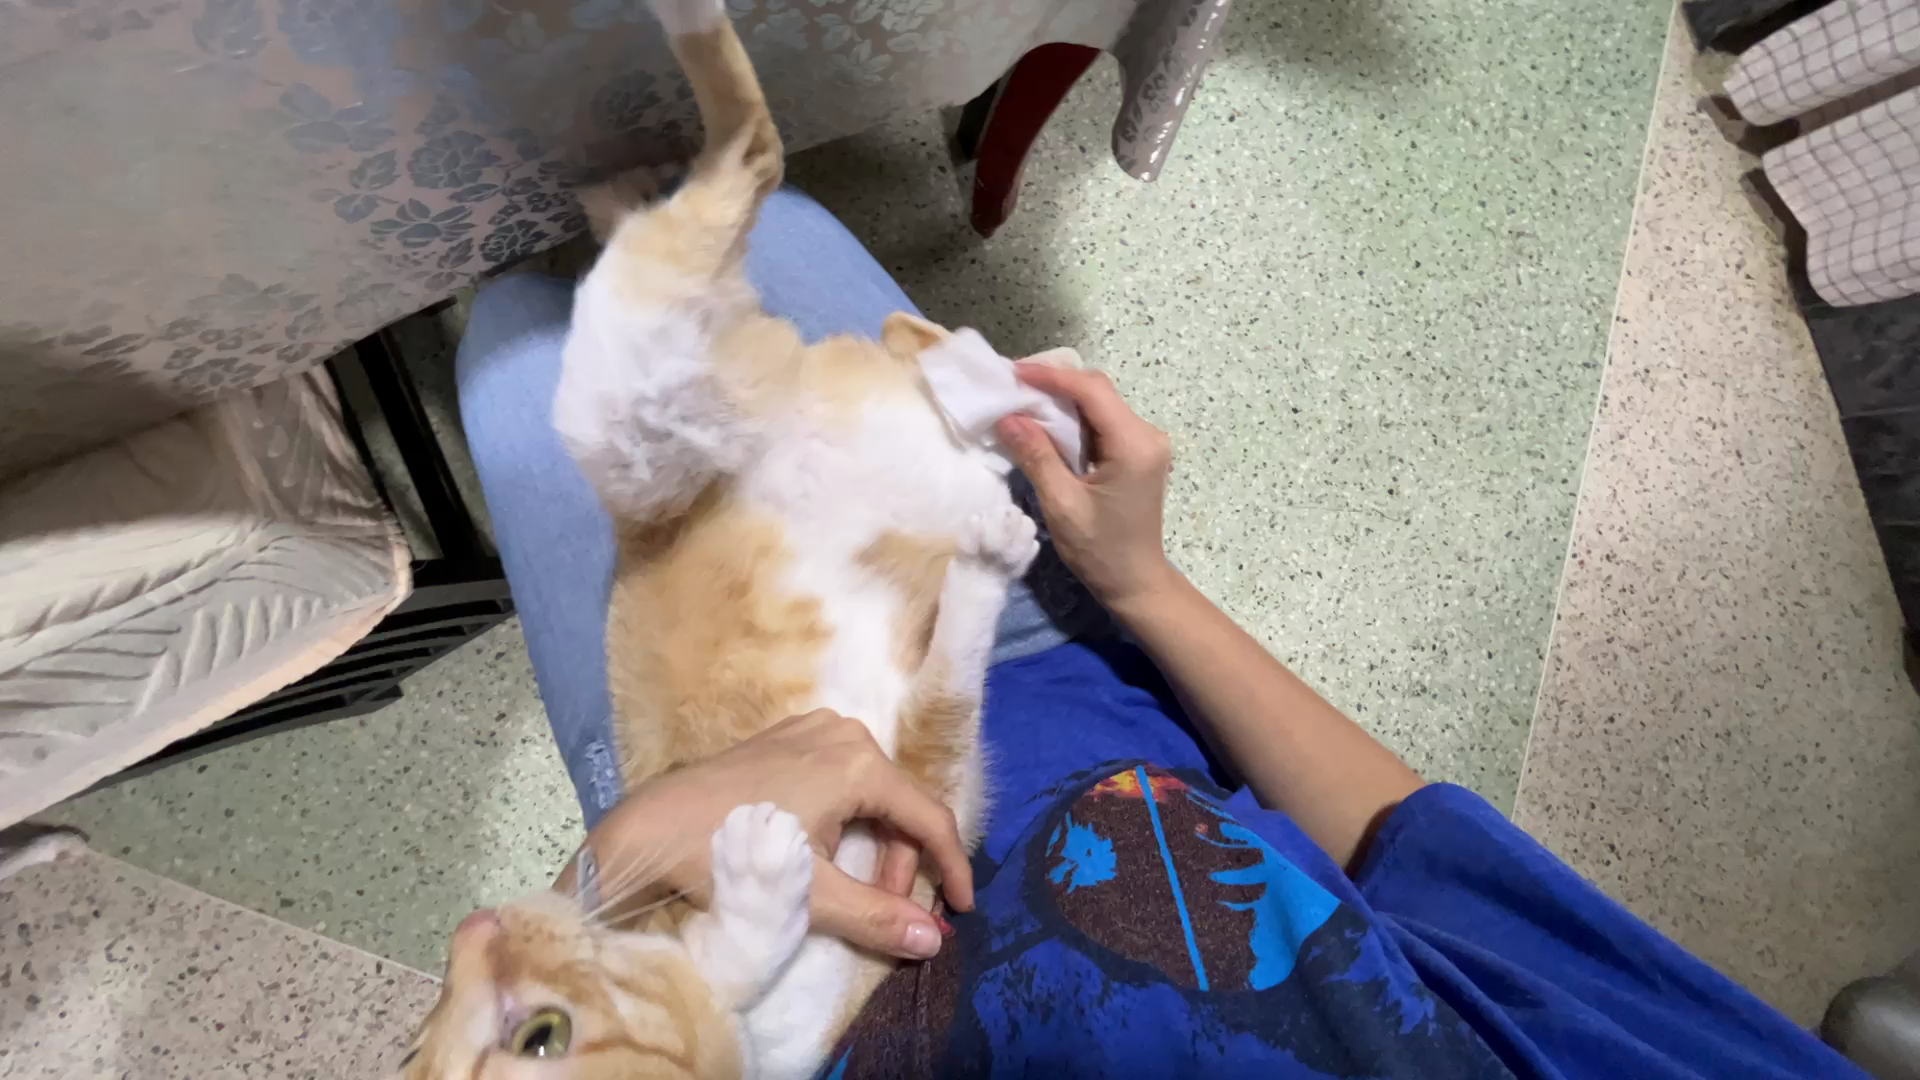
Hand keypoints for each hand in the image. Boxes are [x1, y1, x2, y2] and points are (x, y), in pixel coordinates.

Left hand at [560, 710, 972, 959]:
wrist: (654, 824)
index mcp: (860, 763)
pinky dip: (850, 815)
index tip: (962, 909)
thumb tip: (934, 941)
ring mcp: (818, 726)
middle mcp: (848, 732)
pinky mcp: (794, 733)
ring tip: (854, 886)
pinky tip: (829, 846)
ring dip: (875, 841)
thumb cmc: (733, 853)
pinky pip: (844, 773)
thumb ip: (877, 916)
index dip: (952, 865)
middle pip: (898, 803)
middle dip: (900, 861)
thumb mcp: (811, 893)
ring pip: (872, 790)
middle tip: (886, 909)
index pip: (929, 816)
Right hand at [995, 363, 1178, 611]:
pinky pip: (1102, 423)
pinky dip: (1073, 420)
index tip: (1014, 374)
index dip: (1051, 377)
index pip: (1092, 391)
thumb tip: (1008, 417)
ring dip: (1062, 402)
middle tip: (1013, 388)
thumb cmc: (1099, 550)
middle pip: (1098, 391)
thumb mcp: (1062, 504)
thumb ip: (1037, 456)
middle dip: (1055, 385)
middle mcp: (1147, 435)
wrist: (1134, 581)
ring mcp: (1145, 444)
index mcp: (1134, 445)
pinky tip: (1047, 426)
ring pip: (1099, 405)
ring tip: (1023, 403)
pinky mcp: (1137, 454)